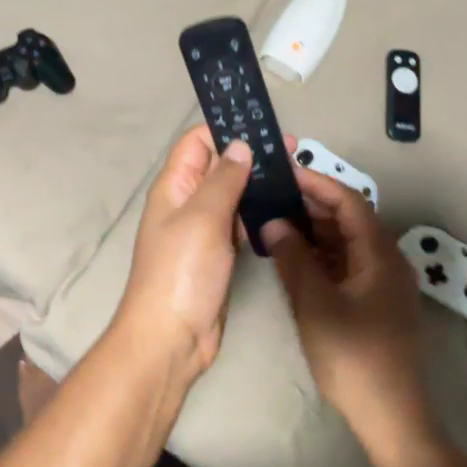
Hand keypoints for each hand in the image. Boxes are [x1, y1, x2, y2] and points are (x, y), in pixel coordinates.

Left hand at [114, 126, 284, 382]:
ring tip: (295, 177)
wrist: (171, 338)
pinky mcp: (217, 255)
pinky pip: (238, 224)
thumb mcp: (202, 218)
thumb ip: (223, 179)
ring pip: (231, 195)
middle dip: (250, 156)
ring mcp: (202, 231)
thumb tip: (240, 145)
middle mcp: (186, 203)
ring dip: (258, 185)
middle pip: (217, 166)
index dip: (226, 130)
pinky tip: (284, 211)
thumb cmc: (181, 272)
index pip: (196, 142)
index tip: (265, 127)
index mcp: (174, 187)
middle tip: (293, 153)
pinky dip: (257, 214)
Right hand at [262, 169, 426, 438]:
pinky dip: (322, 257)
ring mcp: (384, 285)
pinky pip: (348, 266)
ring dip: (315, 232)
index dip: (317, 183)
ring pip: (347, 244)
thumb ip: (293, 258)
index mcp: (380, 254)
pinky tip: (294, 260)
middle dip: (312, 206)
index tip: (284, 172)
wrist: (391, 417)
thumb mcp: (315, 304)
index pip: (349, 201)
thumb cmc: (353, 356)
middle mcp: (388, 262)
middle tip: (272, 198)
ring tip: (276, 224)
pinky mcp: (377, 305)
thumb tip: (274, 222)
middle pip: (350, 220)